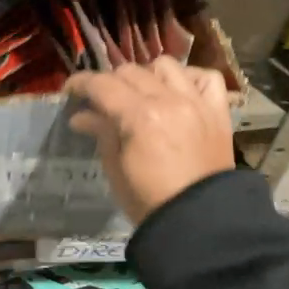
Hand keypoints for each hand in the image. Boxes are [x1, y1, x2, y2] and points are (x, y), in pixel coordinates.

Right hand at [66, 57, 234, 224]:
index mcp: (139, 116)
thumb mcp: (115, 166)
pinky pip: (206, 78)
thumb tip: (80, 115)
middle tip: (102, 100)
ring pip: (166, 66)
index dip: (80, 83)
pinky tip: (178, 91)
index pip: (102, 84)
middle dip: (110, 82)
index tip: (69, 90)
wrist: (200, 223)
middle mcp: (169, 100)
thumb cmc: (149, 200)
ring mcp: (197, 103)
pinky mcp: (218, 112)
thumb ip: (101, 131)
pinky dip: (190, 78)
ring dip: (147, 75)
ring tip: (141, 93)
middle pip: (130, 71)